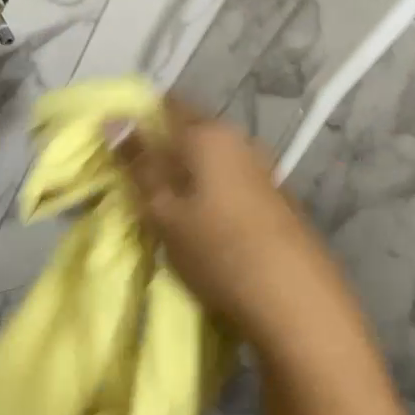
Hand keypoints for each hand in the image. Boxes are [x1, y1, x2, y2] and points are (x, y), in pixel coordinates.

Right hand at [114, 97, 356, 350]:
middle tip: (137, 183)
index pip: (166, 103)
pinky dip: (214, 195)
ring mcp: (266, 173)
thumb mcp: (163, 210)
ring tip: (169, 210)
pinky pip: (234, 184)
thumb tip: (113, 119)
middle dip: (164, 149)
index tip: (119, 147)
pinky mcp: (281, 204)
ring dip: (190, 175)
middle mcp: (241, 142)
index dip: (139, 119)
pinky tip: (207, 228)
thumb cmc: (218, 252)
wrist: (301, 311)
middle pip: (192, 131)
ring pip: (214, 160)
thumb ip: (138, 162)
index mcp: (209, 134)